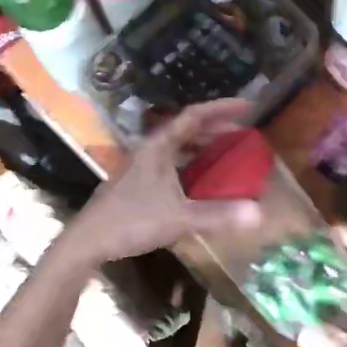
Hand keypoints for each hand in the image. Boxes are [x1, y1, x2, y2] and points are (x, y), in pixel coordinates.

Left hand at [59, 99, 264, 266]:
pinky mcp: (136, 185)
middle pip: (185, 130)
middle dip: (216, 129)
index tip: (249, 106)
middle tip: (243, 133)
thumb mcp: (179, 218)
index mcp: (158, 148)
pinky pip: (170, 167)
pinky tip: (201, 183)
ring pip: (176, 149)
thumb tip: (258, 214)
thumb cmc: (131, 222)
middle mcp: (148, 152)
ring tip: (227, 154)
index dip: (222, 108)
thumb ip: (217, 215)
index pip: (194, 116)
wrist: (88, 241)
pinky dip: (190, 167)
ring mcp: (140, 168)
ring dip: (202, 148)